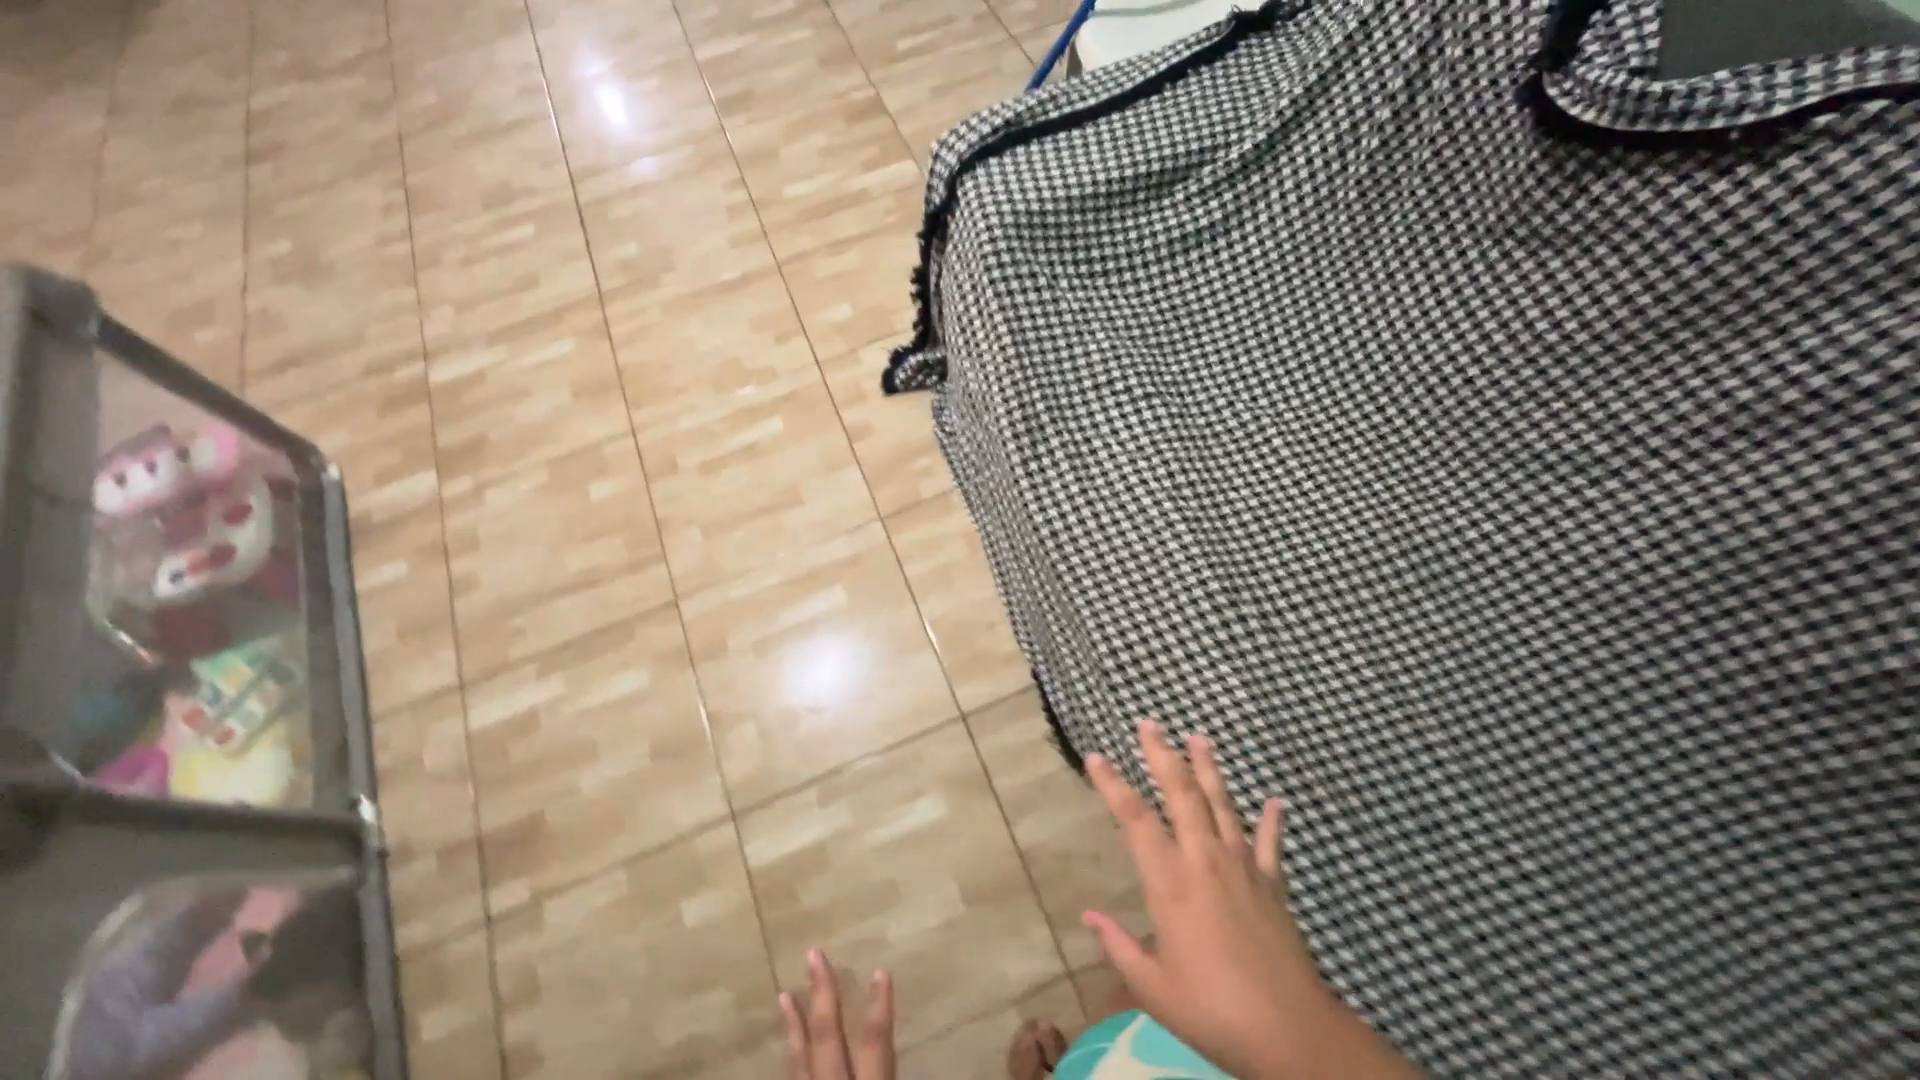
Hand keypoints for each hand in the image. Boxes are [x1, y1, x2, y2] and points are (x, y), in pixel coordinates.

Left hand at [781, 949, 895, 1079]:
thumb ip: (896, 1077)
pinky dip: (791, 1053)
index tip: (881, 971)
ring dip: (794, 1024)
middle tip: (814, 954)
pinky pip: (792, 1075)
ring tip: (784, 994)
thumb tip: (908, 1057)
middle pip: (827, 1036)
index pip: (874, 1040)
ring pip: (800, 1057)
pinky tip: (789, 1040)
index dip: (880, 1005)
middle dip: (822, 994)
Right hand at [1083, 719, 1418, 1078]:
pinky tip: (1276, 801)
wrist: (1290, 1031)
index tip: (1097, 756)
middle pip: (1181, 795)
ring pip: (1223, 806)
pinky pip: (1269, 843)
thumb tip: (1089, 916)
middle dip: (1163, 755)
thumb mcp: (1151, 987)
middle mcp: (1204, 861)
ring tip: (1200, 737)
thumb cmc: (1211, 1010)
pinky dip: (1272, 820)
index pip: (1134, 820)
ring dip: (1209, 770)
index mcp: (1169, 882)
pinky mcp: (1273, 886)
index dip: (1113, 785)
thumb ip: (1119, 946)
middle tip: (1149, 723)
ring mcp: (1243, 869)